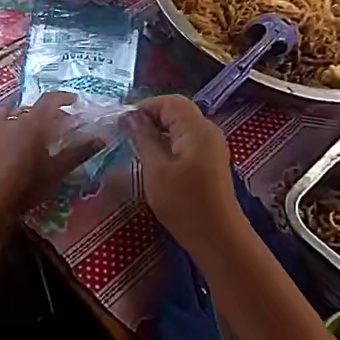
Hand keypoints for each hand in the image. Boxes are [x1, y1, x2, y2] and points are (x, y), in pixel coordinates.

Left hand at [0, 91, 101, 217]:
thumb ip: (78, 153)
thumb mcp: (56, 170)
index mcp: (33, 123)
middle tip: (64, 125)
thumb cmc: (27, 184)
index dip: (63, 97)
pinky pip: (2, 123)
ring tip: (40, 129)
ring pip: (17, 113)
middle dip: (51, 113)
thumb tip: (101, 139)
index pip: (49, 99)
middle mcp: (15, 120)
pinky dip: (13, 123)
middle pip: (35, 107)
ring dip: (30, 116)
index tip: (75, 101)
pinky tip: (17, 138)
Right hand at [124, 95, 245, 251]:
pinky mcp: (211, 162)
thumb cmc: (184, 203)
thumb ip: (143, 138)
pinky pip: (188, 141)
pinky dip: (169, 144)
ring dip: (159, 131)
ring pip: (182, 127)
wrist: (217, 237)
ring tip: (136, 146)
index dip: (145, 106)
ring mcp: (212, 147)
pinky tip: (154, 160)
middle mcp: (208, 131)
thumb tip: (131, 117)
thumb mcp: (156, 170)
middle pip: (178, 111)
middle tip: (125, 133)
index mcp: (197, 128)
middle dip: (151, 117)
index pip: (170, 101)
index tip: (121, 121)